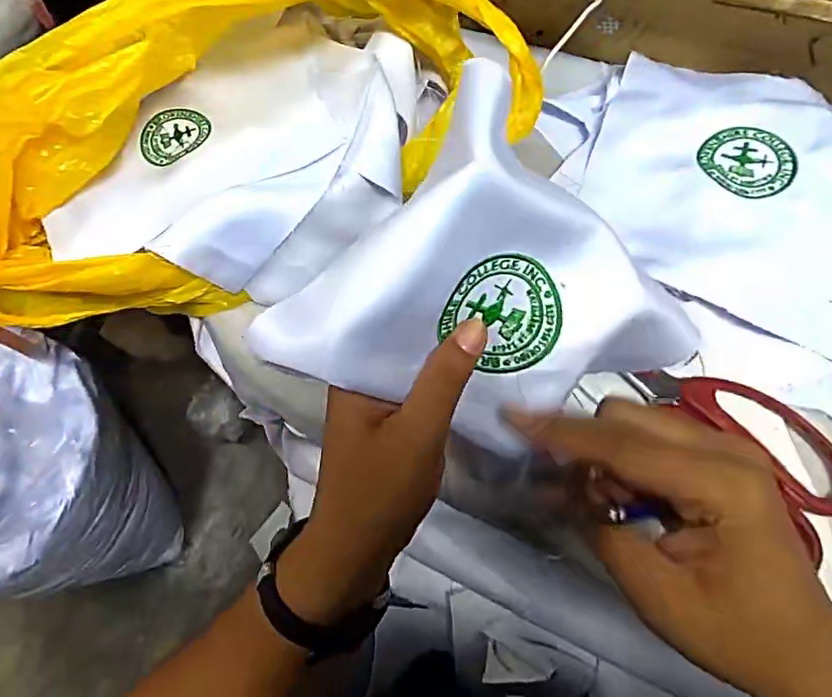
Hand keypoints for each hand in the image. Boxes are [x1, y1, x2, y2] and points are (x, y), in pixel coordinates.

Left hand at [273, 320, 487, 622]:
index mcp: (350, 373)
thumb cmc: (379, 490)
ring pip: (407, 367)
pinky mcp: (386, 423)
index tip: (457, 277)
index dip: (418, 299)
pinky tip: (466, 370)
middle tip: (481, 294)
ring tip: (481, 322)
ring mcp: (371, 404)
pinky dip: (436, 381)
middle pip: (397, 342)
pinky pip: (413, 390)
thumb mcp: (418, 431)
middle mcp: (356, 380)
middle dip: (434, 324)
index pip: (382, 320)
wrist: (357, 555)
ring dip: (438, 352)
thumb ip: (443, 379)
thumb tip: (474, 322)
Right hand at [506, 399, 831, 696]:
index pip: (623, 442)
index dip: (561, 432)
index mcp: (721, 480)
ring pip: (636, 420)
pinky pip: (654, 435)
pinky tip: (619, 494)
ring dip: (604, 452)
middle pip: (627, 417)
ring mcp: (727, 446)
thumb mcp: (657, 594)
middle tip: (569, 490)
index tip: (512, 418)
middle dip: (585, 445)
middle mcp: (726, 447)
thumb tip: (559, 483)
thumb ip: (601, 527)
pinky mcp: (721, 456)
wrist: (806, 659)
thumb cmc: (737, 632)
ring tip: (598, 500)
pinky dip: (625, 458)